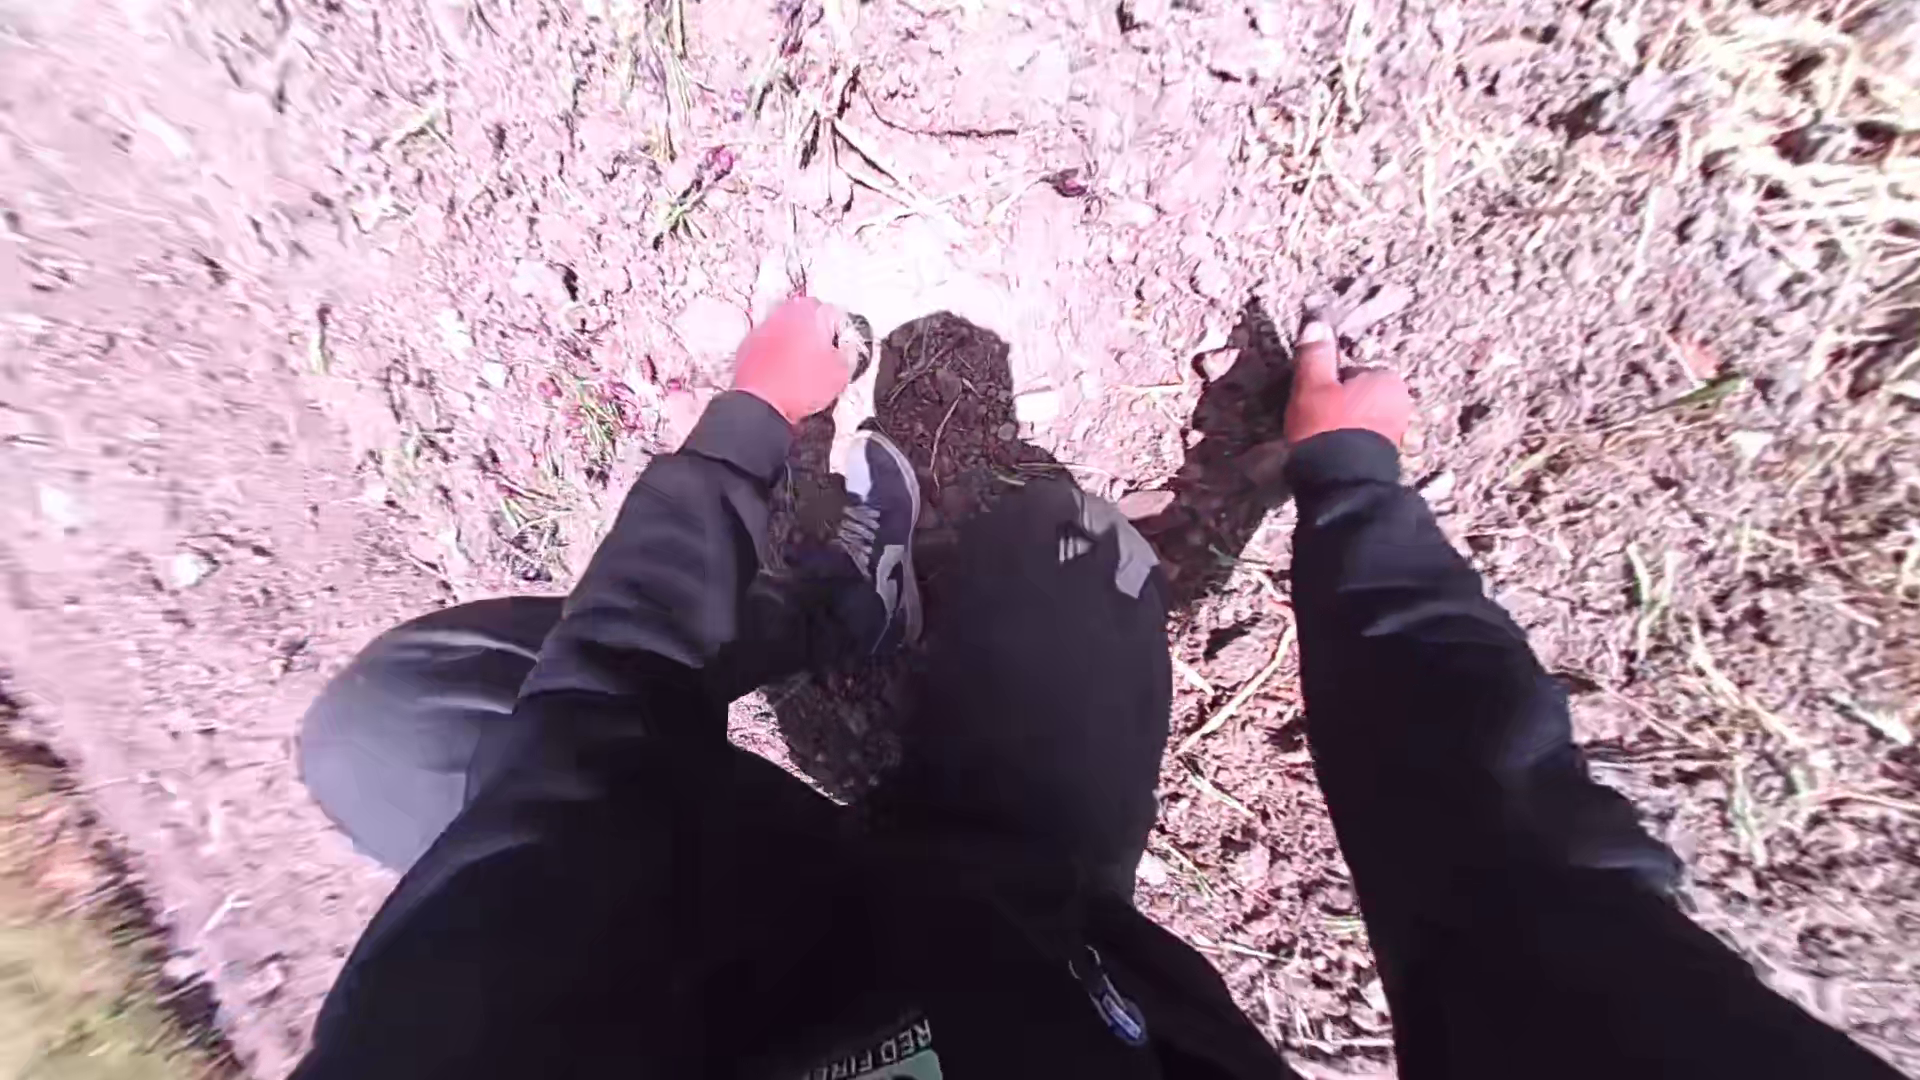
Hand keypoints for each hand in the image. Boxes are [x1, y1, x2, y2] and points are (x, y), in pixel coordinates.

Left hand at [732, 297, 854, 424]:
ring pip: (783, 331)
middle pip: (803, 317)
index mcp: (808, 313)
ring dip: (793, 345)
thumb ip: (846, 356)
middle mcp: (781, 315)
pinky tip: (783, 377)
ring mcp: (761, 331)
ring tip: (802, 370)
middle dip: (813, 334)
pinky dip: (774, 357)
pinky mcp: (745, 349)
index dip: (838, 330)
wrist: (762, 405)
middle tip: (822, 356)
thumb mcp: (839, 374)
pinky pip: (765, 347)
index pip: (830, 311)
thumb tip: (846, 355)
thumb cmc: (798, 387)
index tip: (840, 345)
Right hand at [1284, 321, 1413, 446]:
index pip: (1351, 372)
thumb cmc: (1326, 427)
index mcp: (1386, 378)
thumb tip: (1315, 323)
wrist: (1342, 478)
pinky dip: (1351, 444)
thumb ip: (1315, 356)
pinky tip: (1333, 454)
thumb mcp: (1312, 386)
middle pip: (1359, 395)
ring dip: (1344, 426)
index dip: (1326, 386)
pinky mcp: (1390, 454)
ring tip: (1321, 441)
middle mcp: (1401, 399)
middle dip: (1340, 405)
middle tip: (1313, 422)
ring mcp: (1399, 428)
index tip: (1311, 401)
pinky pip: (1366, 439)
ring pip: (1363, 418)